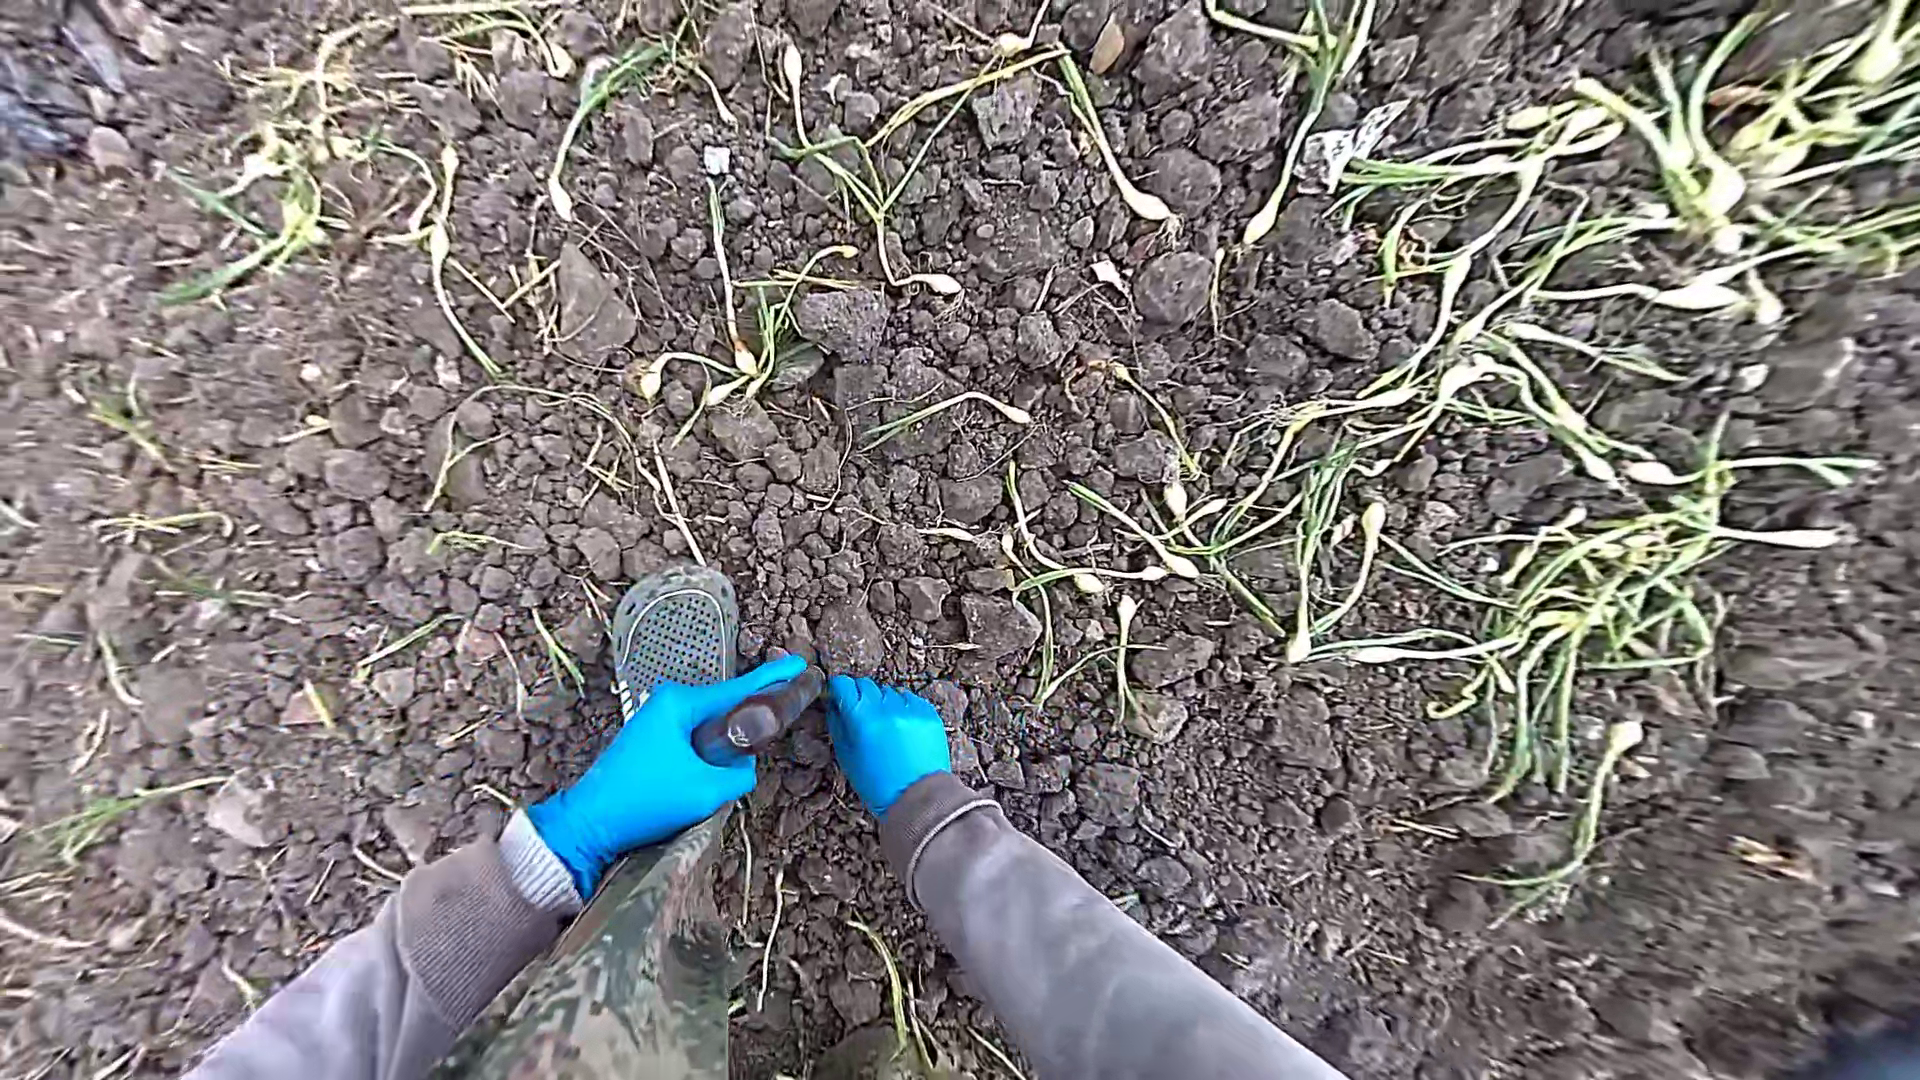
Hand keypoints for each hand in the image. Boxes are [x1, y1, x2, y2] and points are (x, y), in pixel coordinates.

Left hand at [529, 654, 807, 894]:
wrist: (586, 827)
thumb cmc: (644, 802)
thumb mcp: (706, 792)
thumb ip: (741, 774)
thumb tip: (745, 765)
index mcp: (681, 704)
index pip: (740, 688)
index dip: (774, 677)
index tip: (800, 664)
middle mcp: (671, 701)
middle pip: (728, 706)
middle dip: (749, 721)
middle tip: (770, 728)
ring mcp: (660, 717)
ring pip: (713, 725)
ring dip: (725, 744)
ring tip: (723, 770)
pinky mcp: (655, 736)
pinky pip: (697, 735)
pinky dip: (710, 749)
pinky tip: (711, 770)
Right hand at [826, 676, 949, 816]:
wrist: (918, 798)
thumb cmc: (879, 784)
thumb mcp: (848, 757)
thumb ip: (838, 724)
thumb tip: (834, 702)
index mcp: (863, 719)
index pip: (845, 684)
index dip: (839, 688)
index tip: (839, 693)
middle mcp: (887, 708)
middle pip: (867, 684)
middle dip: (861, 695)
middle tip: (862, 715)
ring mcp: (910, 709)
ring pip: (890, 691)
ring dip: (884, 703)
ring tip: (886, 727)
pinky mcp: (929, 712)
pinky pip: (910, 700)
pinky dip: (904, 708)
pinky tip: (903, 729)